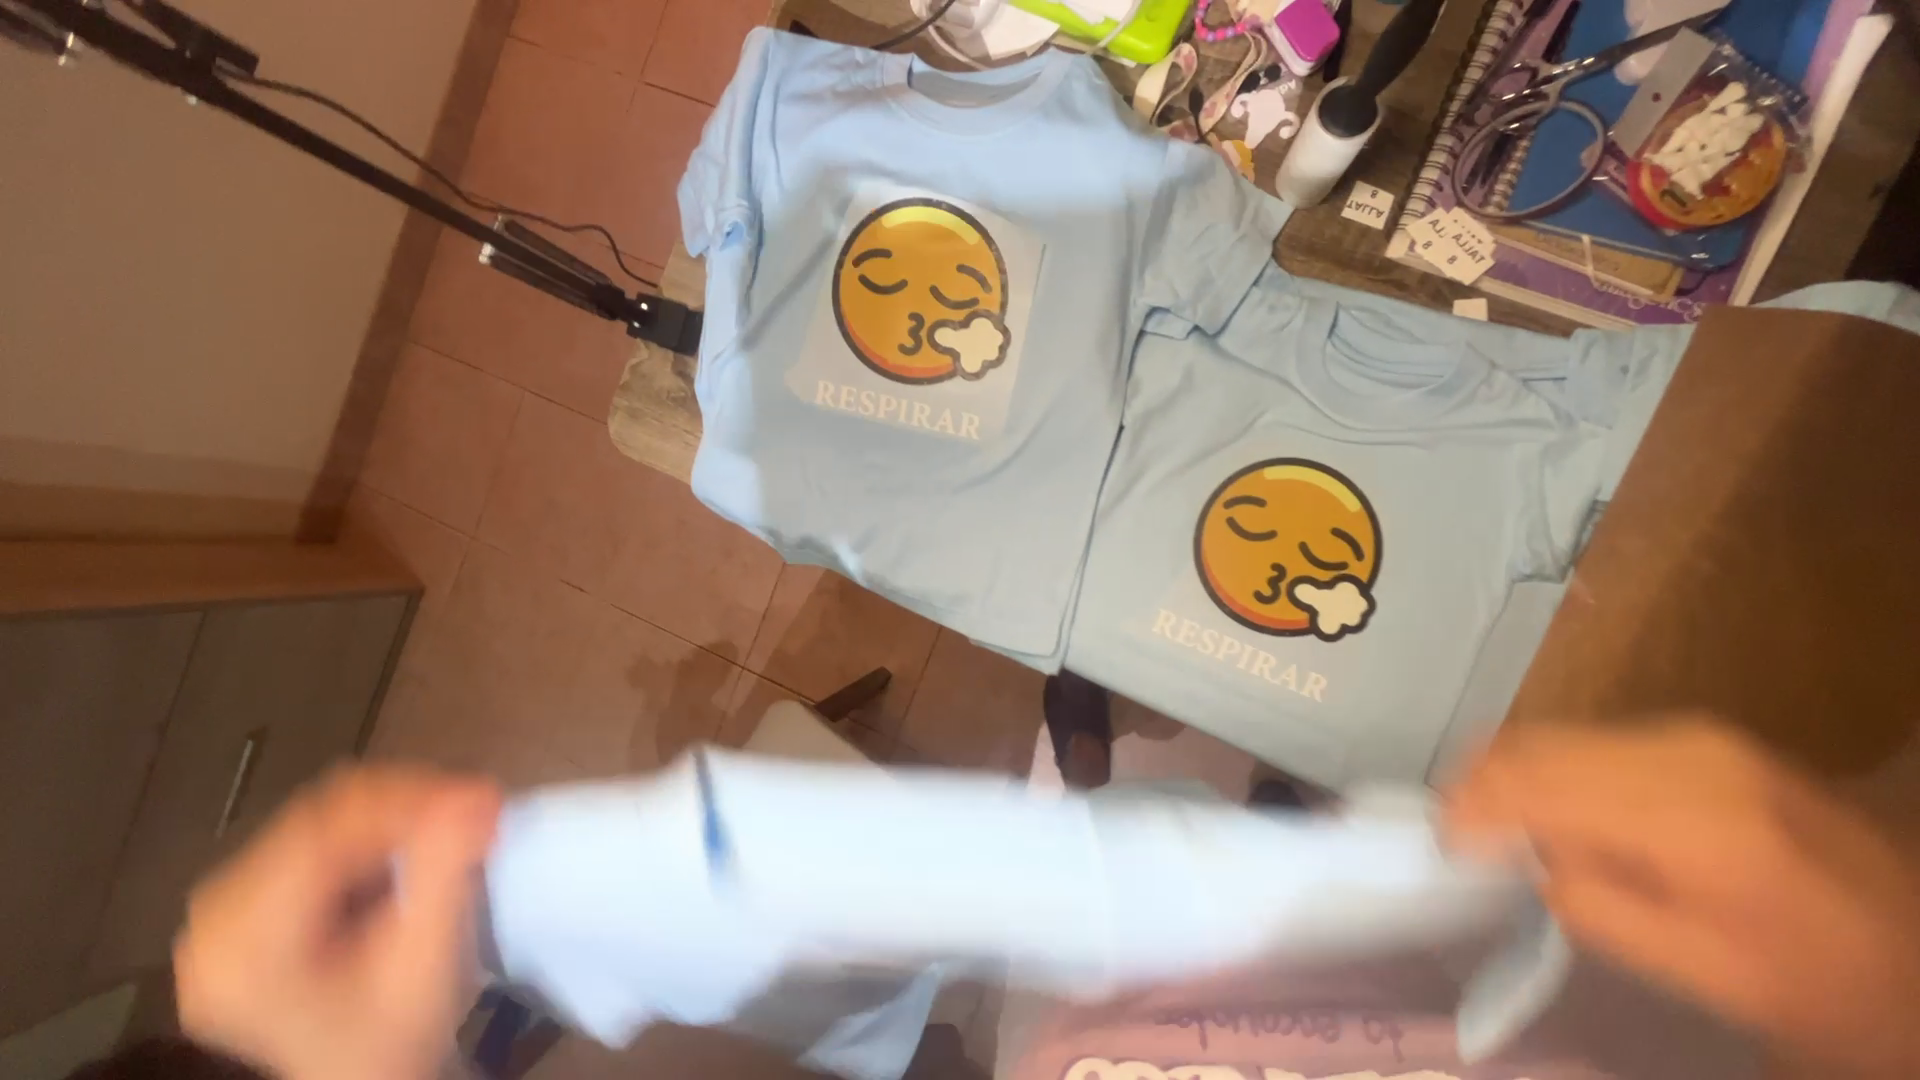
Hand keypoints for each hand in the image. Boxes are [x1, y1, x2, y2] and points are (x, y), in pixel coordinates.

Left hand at [174, 765, 502, 1079]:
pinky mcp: (258, 895)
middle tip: (481, 808)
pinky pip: (327, 830)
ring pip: (328, 812)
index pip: (323, 832)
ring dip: (404, 808)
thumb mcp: (424, 963)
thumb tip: (478, 796)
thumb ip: (443, 874)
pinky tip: (425, 840)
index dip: (407, 800)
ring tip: (462, 823)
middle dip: (412, 800)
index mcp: (245, 943)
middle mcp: (219, 915)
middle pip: (323, 814)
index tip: (483, 798)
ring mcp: (233, 902)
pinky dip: (386, 826)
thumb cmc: (393, 1037)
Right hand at [1445, 717, 1919, 1074]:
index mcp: (1689, 817)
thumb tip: (1519, 854)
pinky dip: (1546, 767)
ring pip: (1552, 733)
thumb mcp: (1696, 969)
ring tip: (1490, 821)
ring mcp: (1694, 735)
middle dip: (1476, 782)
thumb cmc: (1818, 983)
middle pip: (1533, 744)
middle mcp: (1684, 752)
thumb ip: (1587, 900)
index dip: (1471, 806)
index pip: (1535, 783)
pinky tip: (1546, 805)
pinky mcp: (1697, 736)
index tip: (1440, 842)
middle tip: (1453, 832)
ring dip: (1507, 772)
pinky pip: (1586, 738)